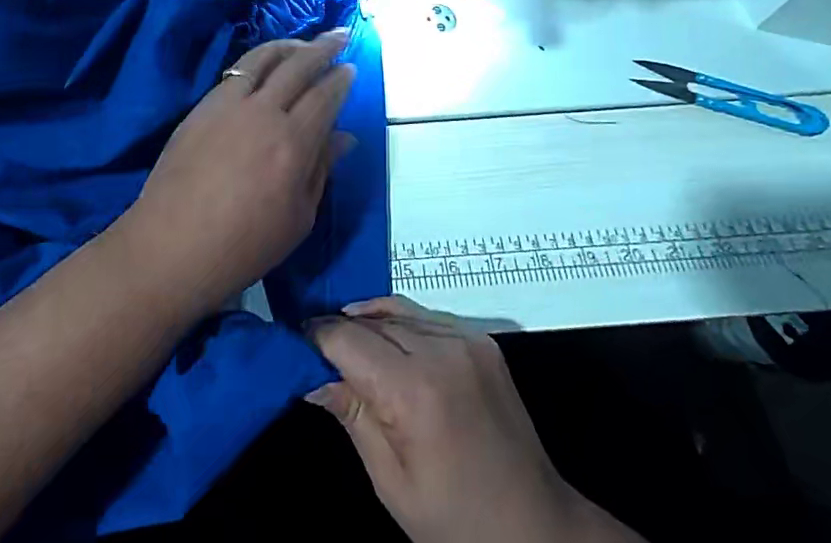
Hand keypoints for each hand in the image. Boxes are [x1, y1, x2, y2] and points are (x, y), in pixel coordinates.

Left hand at [115, 29, 356, 315]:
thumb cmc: (245, 245)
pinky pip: (235, 73)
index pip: (325, 96)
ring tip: (302, 42)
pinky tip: (263, 67)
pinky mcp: (200, 107)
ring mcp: (226, 105)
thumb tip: (343, 137)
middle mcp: (262, 112)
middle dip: (323, 46)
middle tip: (341, 34)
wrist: (172, 245)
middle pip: (298, 66)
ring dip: (288, 45)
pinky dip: (256, 61)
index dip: (341, 79)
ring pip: (262, 59)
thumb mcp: (299, 218)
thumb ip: (321, 169)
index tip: (351, 67)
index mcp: (293, 142)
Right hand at [307, 297, 642, 542]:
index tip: (295, 343)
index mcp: (414, 389)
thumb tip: (310, 378)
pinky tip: (390, 345)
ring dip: (368, 322)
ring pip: (397, 310)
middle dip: (339, 329)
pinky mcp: (483, 340)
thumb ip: (351, 416)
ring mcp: (467, 340)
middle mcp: (441, 350)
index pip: (346, 337)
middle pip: (370, 319)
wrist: (536, 524)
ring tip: (349, 345)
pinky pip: (426, 317)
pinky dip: (401, 324)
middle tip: (316, 348)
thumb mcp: (391, 481)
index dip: (315, 336)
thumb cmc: (454, 516)